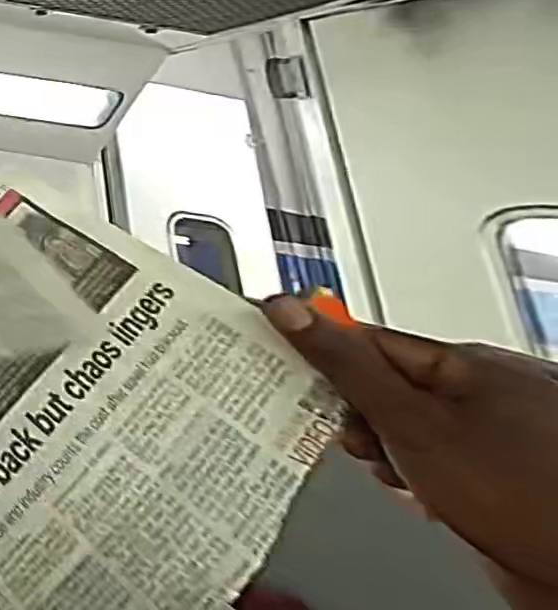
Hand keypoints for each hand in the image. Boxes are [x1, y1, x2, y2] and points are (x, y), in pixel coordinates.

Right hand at [263, 296, 557, 605]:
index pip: (367, 340)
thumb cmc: (522, 500)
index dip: (325, 358)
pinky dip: (414, 465)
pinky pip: (432, 449)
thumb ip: (341, 361)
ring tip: (396, 468)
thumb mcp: (407, 420)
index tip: (292, 371)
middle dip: (359, 412)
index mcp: (482, 366)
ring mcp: (505, 434)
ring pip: (405, 419)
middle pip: (385, 381)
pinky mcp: (502, 470)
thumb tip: (285, 308)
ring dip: (384, 443)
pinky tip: (420, 486)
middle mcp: (498, 393)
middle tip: (358, 435)